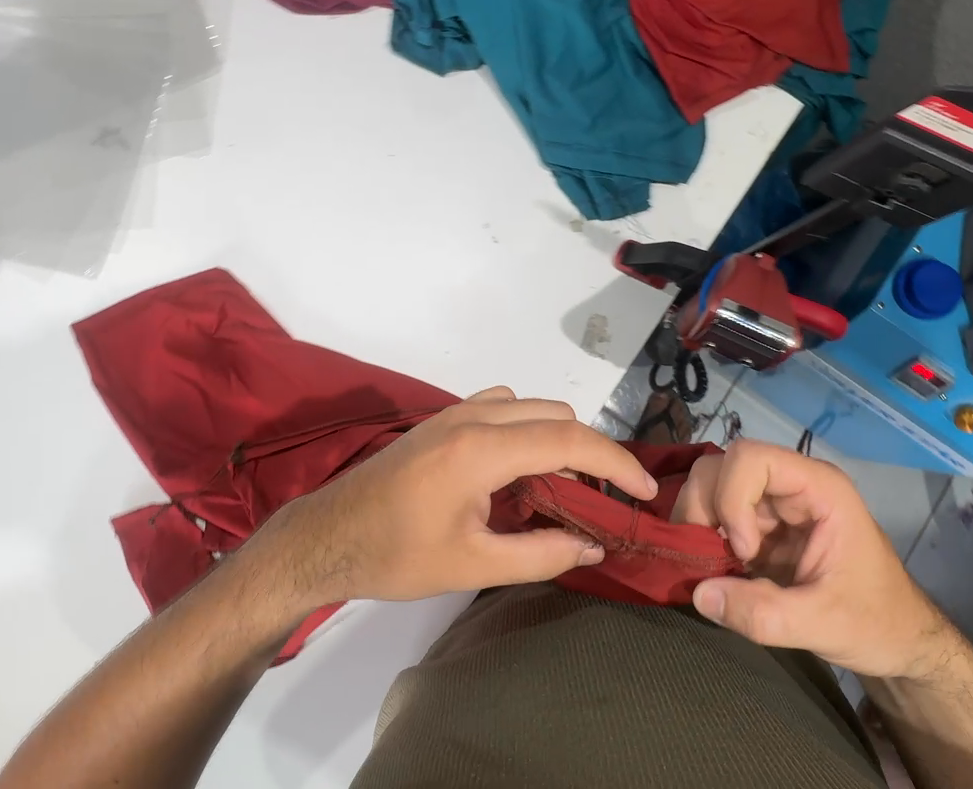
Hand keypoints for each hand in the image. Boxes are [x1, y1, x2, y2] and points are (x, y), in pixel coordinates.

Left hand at [252, 387, 657, 608]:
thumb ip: (541, 554)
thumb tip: (594, 545)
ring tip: (564, 488)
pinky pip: (503, 407)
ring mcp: (454, 411)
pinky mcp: (442, 418)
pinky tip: (518, 470)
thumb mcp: (473, 565)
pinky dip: (527, 429)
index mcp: (480, 449)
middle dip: (589, 451)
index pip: (568, 439)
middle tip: (601, 500)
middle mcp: (472, 416)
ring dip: (557, 438)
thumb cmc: (396, 556)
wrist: (327, 537)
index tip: (645, 491)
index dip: (615, 462)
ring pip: (530, 406)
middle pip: (555, 414)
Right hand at [673, 440, 951, 679]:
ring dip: (698, 526)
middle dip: (704, 510)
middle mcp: (788, 486)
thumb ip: (763, 614)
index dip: (733, 497)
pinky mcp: (756, 530)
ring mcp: (770, 506)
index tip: (746, 551)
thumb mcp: (825, 625)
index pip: (751, 457)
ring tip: (711, 568)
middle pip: (720, 468)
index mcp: (817, 489)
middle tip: (710, 559)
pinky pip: (713, 520)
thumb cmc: (877, 623)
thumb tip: (699, 594)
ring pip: (708, 489)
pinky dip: (701, 542)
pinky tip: (714, 573)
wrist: (898, 644)